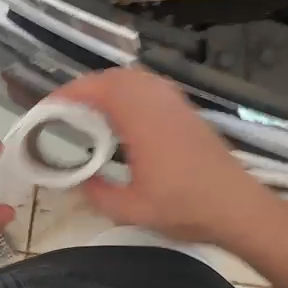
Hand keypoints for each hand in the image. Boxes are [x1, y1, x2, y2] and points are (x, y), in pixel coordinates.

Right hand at [51, 67, 273, 243]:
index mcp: (142, 122)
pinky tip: (124, 114)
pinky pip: (153, 87)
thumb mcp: (130, 210)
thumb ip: (97, 192)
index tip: (49, 106)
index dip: (70, 93)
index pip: (99, 90)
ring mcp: (177, 105)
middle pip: (116, 78)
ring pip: (136, 78)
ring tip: (89, 109)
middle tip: (64, 108)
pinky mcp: (188, 112)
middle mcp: (159, 104)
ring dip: (109, 86)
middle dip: (86, 87)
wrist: (238, 208)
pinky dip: (130, 91)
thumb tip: (75, 180)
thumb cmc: (185, 208)